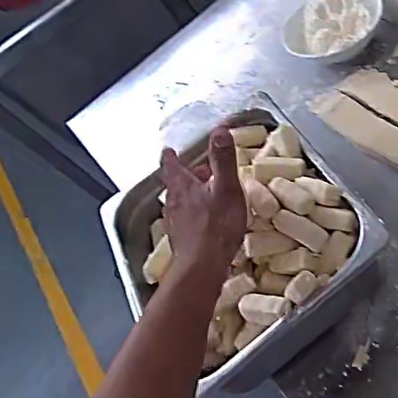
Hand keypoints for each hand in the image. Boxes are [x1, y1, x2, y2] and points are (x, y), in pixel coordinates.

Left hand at [159, 128, 246, 276]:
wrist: (202, 266)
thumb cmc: (217, 226)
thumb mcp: (226, 188)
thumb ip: (223, 160)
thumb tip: (219, 131)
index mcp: (183, 186)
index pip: (171, 166)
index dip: (171, 157)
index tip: (170, 151)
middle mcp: (174, 202)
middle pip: (176, 183)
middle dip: (187, 175)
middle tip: (203, 171)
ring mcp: (176, 222)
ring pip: (180, 202)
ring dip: (190, 195)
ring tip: (206, 194)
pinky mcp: (182, 239)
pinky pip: (186, 219)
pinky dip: (194, 213)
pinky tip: (206, 220)